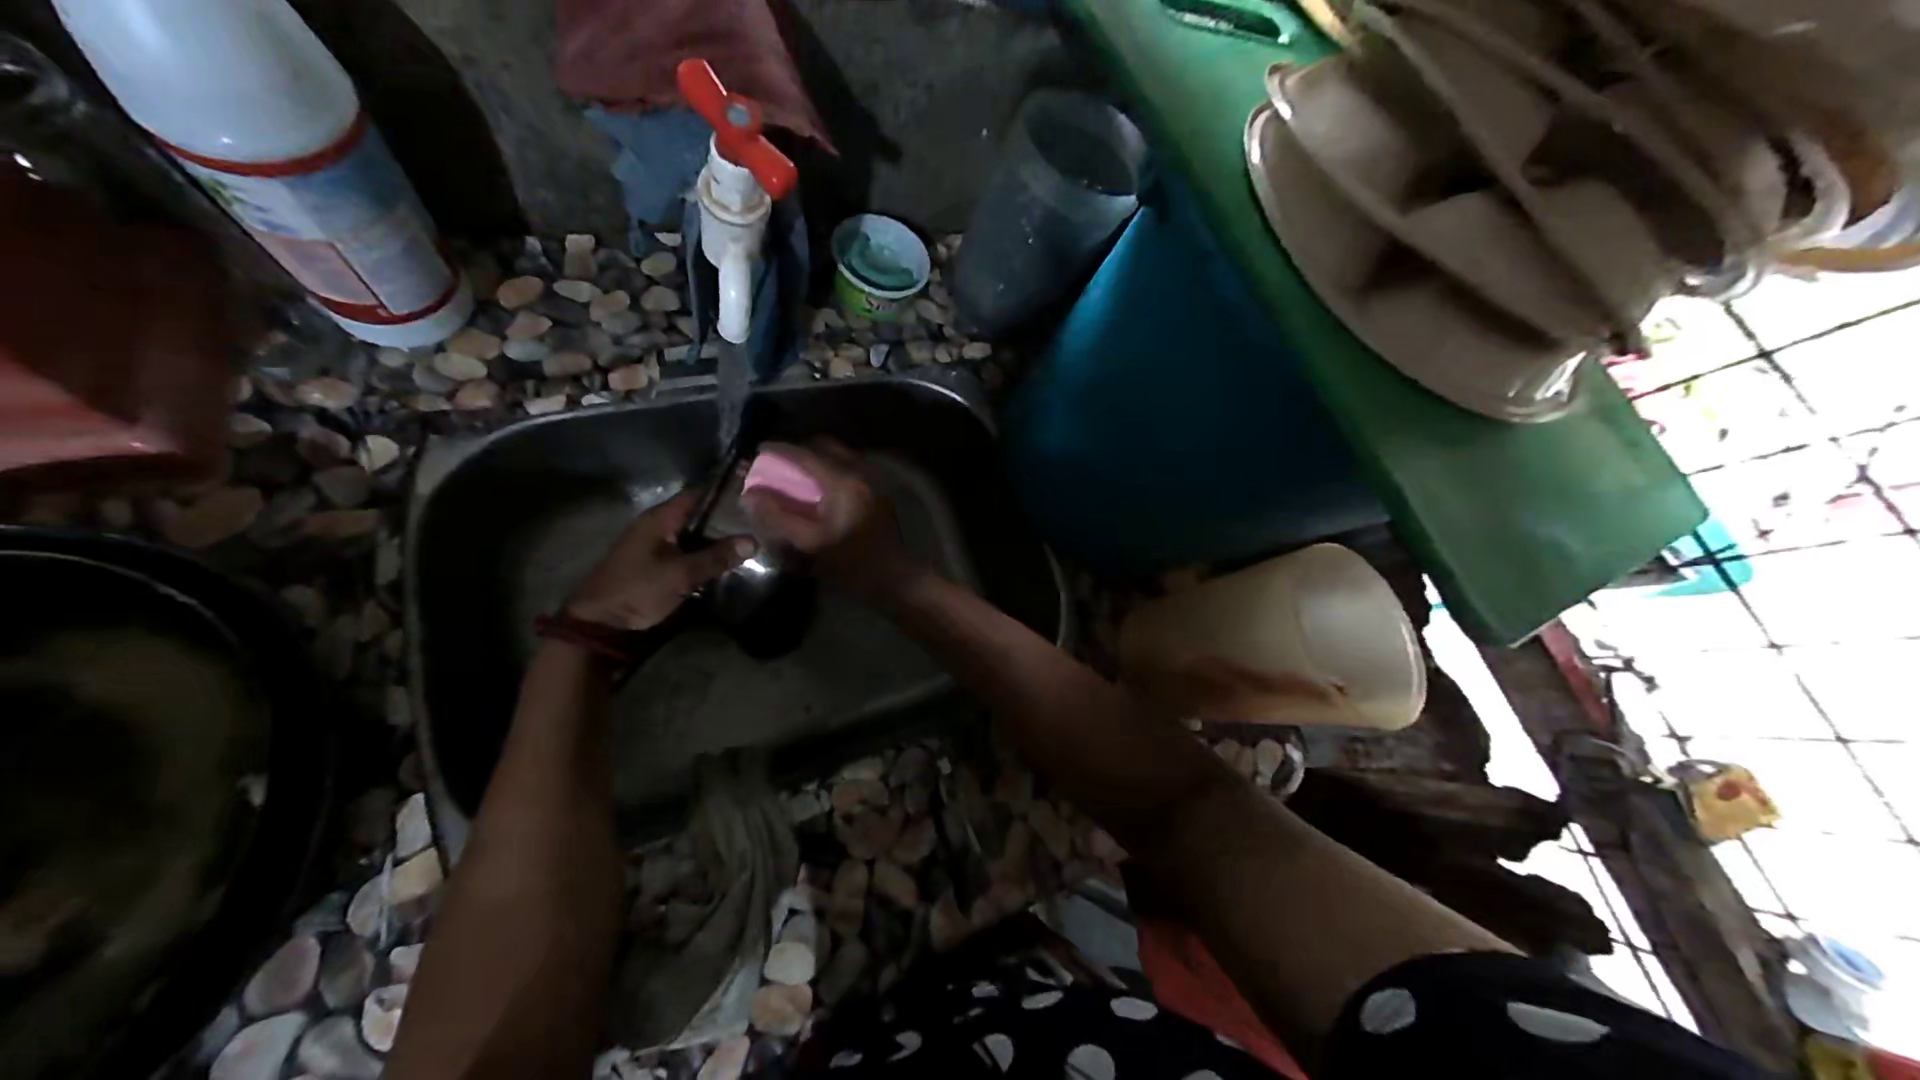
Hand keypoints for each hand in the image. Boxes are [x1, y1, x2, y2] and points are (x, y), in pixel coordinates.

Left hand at [564, 490, 754, 629]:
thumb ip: (716, 557)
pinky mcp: (660, 563)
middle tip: (759, 520)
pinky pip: (690, 550)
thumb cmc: (638, 589)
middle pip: (699, 514)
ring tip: (753, 538)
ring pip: (696, 534)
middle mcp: (659, 525)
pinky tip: (730, 558)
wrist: (603, 622)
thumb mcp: (681, 574)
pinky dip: (708, 552)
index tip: (753, 495)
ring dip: (719, 537)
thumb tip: (753, 541)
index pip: (697, 494)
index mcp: (660, 518)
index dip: (724, 492)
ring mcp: (659, 545)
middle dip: (727, 517)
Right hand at [738, 439, 919, 599]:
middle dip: (799, 450)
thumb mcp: (809, 543)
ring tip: (797, 474)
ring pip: (840, 454)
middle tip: (778, 463)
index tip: (759, 450)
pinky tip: (821, 488)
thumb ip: (778, 518)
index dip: (780, 449)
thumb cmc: (851, 563)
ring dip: (817, 458)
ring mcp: (873, 479)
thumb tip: (750, 496)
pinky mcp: (878, 490)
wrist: (893, 577)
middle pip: (825, 445)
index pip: (805, 454)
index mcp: (843, 481)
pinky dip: (831, 467)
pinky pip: (850, 466)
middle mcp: (860, 471)